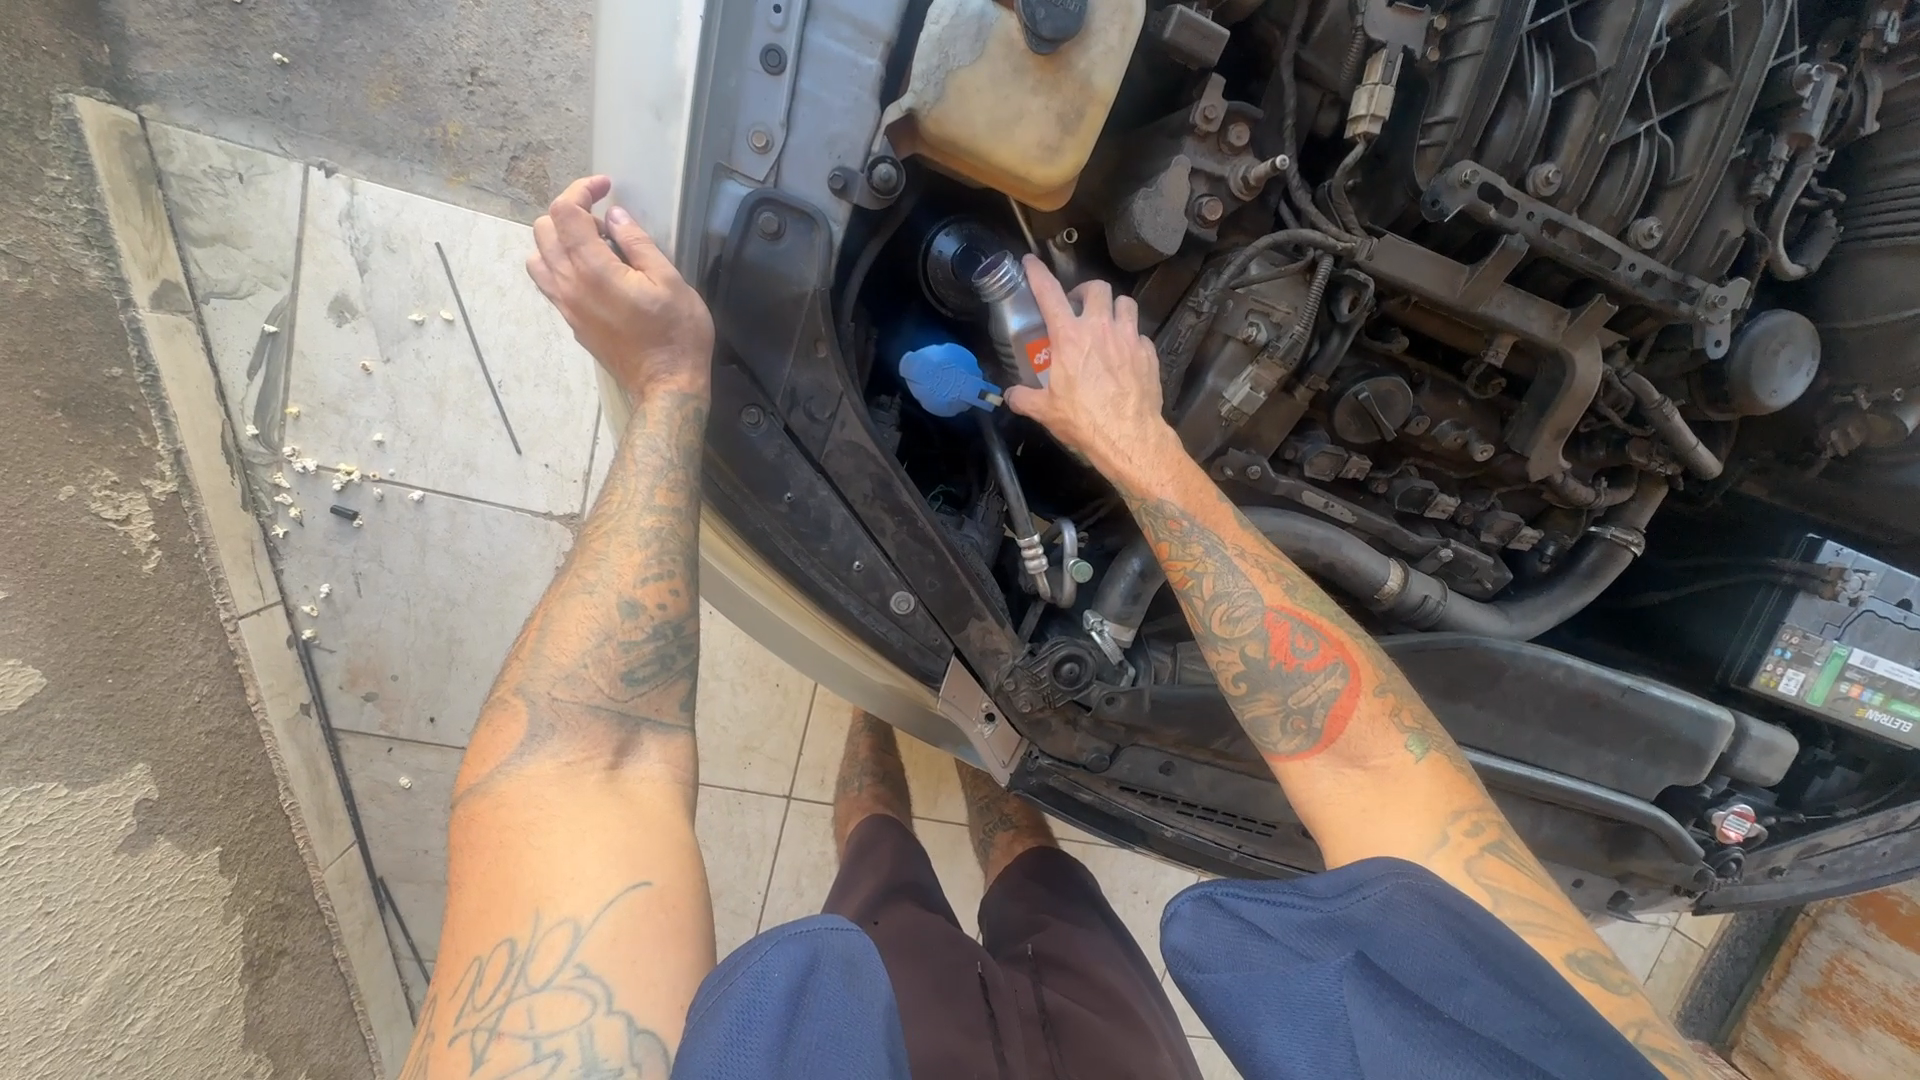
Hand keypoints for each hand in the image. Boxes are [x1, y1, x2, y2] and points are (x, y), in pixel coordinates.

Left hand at [527, 175, 714, 400]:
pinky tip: (594, 274)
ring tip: (595, 248)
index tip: (606, 187)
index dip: (582, 190)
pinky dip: (561, 265)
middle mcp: (568, 284)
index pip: (566, 212)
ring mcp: (565, 306)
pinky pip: (549, 282)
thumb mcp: (671, 282)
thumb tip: (615, 217)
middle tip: (607, 224)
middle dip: (571, 214)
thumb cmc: (677, 334)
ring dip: (560, 241)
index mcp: (593, 269)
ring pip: (538, 257)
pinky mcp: (572, 322)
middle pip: (544, 229)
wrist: (667, 386)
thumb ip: (638, 244)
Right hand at [1004, 256, 1181, 484]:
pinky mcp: (1148, 354)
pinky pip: (1140, 334)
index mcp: (1069, 337)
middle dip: (1086, 291)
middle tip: (1078, 306)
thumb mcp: (1044, 411)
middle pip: (1097, 288)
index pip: (1049, 293)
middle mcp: (1100, 328)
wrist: (1128, 436)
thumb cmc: (1083, 420)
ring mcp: (1128, 338)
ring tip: (1106, 322)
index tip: (1030, 262)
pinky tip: (1125, 353)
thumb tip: (1010, 396)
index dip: (1037, 274)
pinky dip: (1131, 338)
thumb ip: (1023, 398)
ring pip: (1125, 303)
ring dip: (1114, 307)